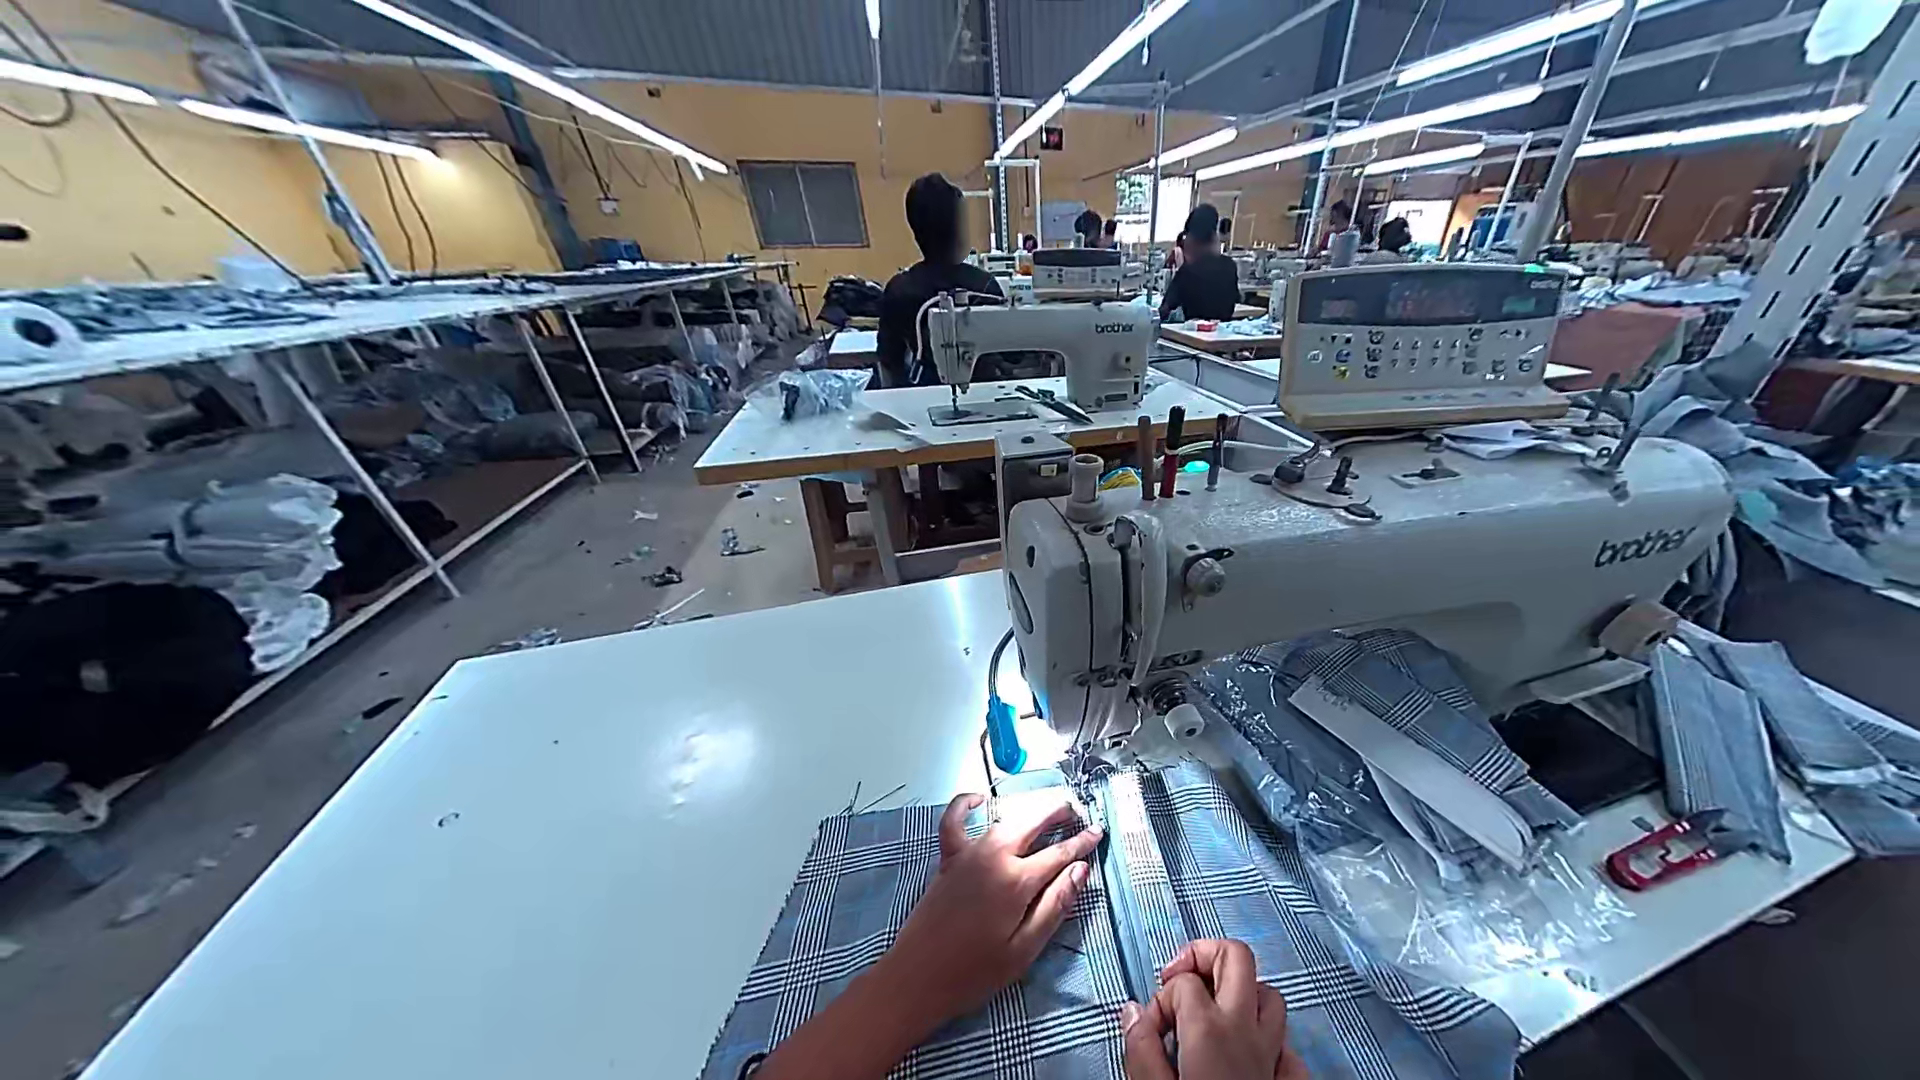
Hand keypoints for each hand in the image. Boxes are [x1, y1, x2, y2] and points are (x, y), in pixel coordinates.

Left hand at [753, 793, 1099, 1079]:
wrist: (919, 975)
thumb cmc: (975, 971)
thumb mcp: (1024, 949)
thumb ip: (1054, 906)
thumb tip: (1080, 871)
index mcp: (1016, 881)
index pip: (1058, 854)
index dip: (1080, 844)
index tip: (1097, 832)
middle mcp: (994, 856)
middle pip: (1032, 824)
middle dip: (1057, 814)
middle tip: (1076, 811)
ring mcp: (969, 852)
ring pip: (1004, 821)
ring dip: (1028, 811)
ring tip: (1047, 808)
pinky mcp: (949, 856)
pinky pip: (955, 820)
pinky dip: (966, 804)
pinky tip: (979, 799)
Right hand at [1122, 939, 1309, 1079]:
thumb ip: (1141, 1047)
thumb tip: (1133, 1010)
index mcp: (1210, 1028)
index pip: (1180, 982)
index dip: (1159, 999)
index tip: (1149, 1031)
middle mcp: (1246, 1030)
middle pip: (1236, 956)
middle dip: (1203, 955)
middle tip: (1179, 981)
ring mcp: (1274, 1056)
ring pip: (1268, 994)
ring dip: (1239, 992)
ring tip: (1210, 1011)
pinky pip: (1288, 1044)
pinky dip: (1267, 1040)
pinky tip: (1245, 1056)